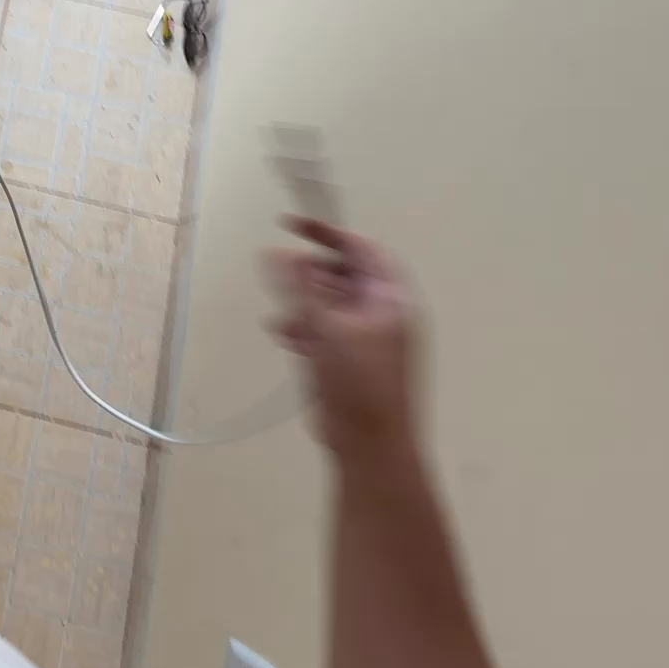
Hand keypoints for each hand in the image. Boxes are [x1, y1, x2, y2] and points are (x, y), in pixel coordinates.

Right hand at [265, 217, 420, 465]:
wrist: (371, 442)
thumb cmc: (356, 379)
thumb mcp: (325, 326)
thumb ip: (301, 287)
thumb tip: (279, 252)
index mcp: (389, 300)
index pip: (361, 250)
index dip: (327, 233)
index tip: (288, 225)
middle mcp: (382, 313)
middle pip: (342, 275)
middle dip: (308, 276)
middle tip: (282, 279)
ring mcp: (367, 336)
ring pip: (328, 302)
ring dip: (302, 304)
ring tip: (283, 320)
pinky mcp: (350, 357)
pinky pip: (324, 327)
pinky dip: (304, 326)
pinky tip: (286, 337)